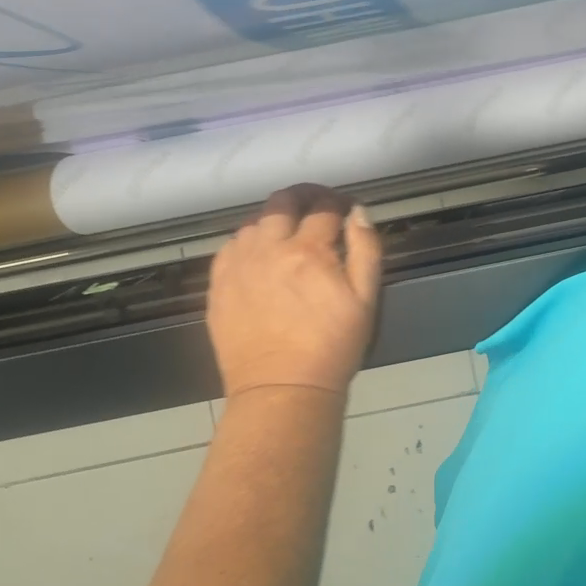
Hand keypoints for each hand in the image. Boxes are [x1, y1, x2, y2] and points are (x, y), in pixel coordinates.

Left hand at [205, 184, 382, 397]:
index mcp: (309, 251)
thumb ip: (366, 249)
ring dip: (274, 220)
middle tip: (316, 206)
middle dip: (303, 196)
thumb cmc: (332, 346)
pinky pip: (230, 246)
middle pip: (282, 202)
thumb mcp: (365, 299)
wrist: (282, 389)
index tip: (345, 207)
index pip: (323, 207)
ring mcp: (239, 266)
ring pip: (254, 222)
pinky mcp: (218, 285)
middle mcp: (269, 250)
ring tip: (287, 234)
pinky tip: (260, 255)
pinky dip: (248, 241)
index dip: (337, 201)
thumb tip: (357, 212)